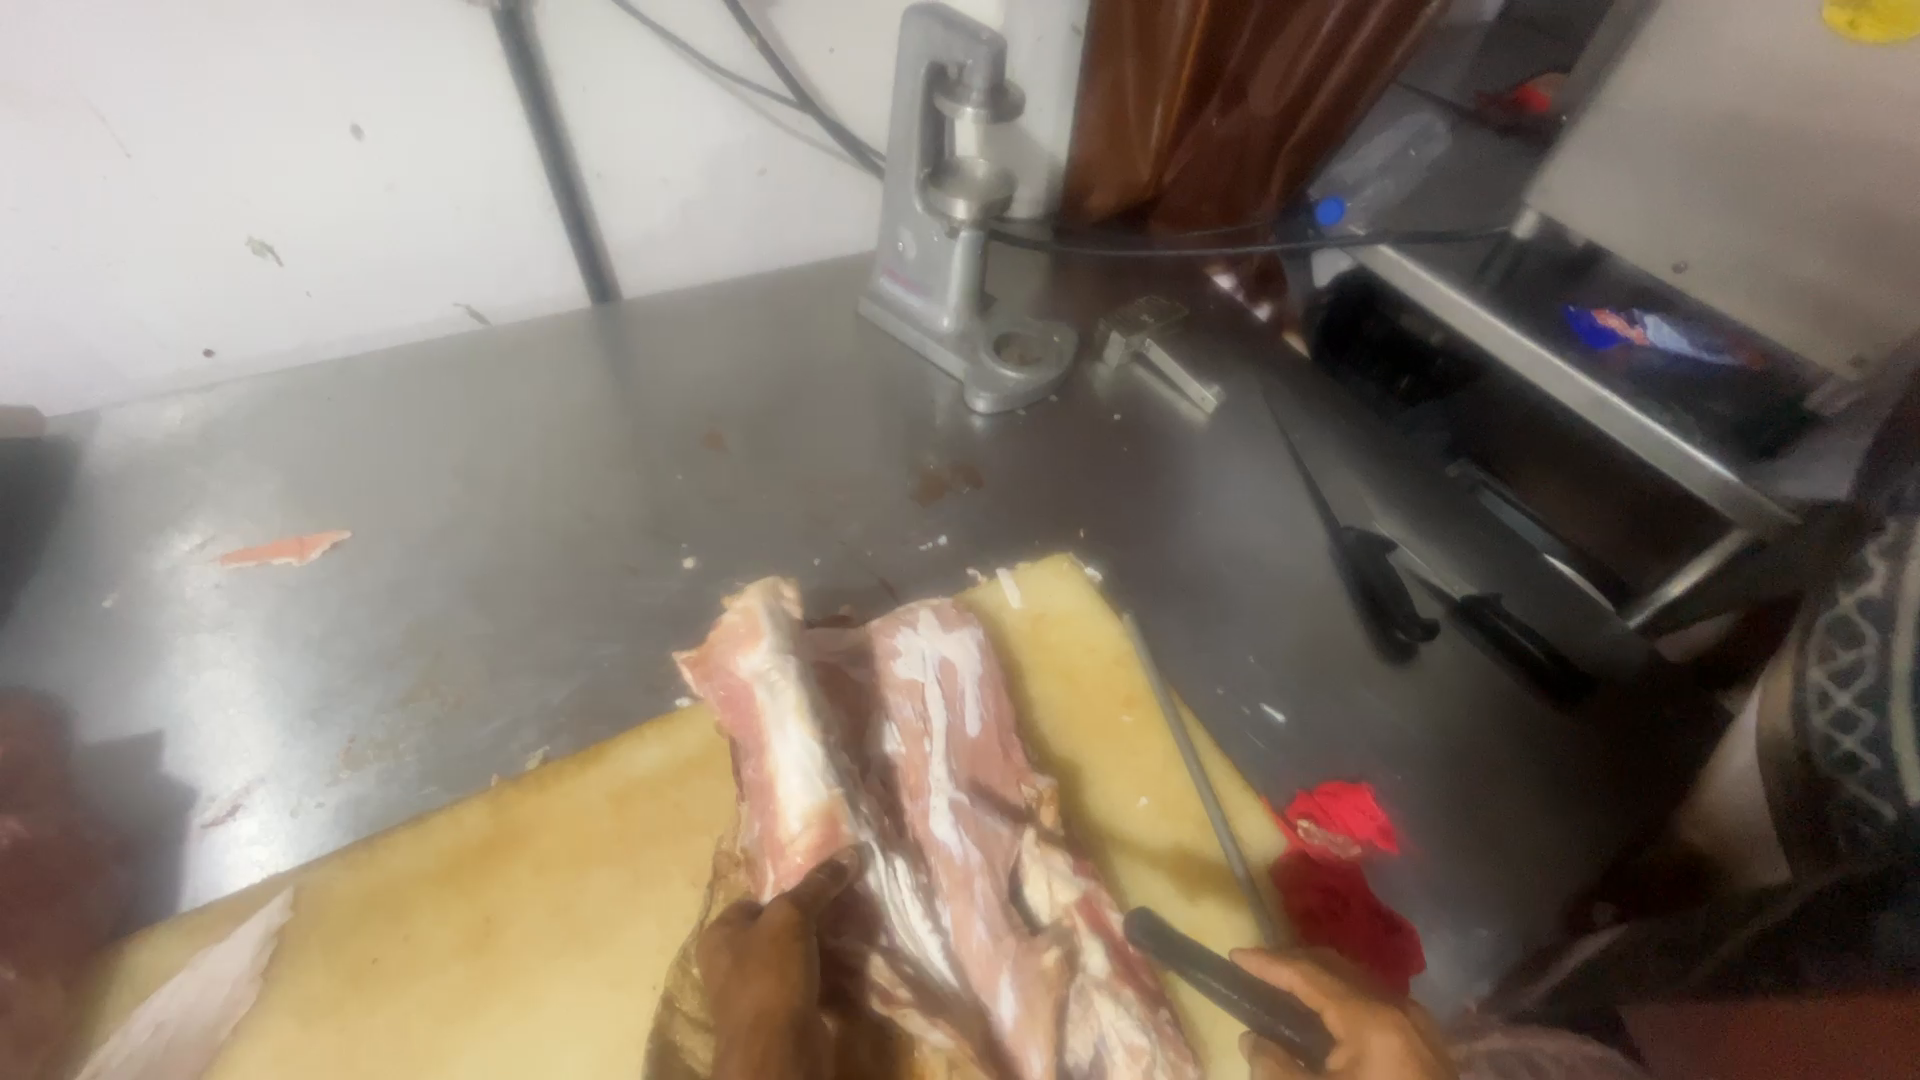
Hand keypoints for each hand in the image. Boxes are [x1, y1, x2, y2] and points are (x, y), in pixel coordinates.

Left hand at [698, 848, 862, 1079]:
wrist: (777, 1054)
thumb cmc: (769, 976)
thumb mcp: (792, 916)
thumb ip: (819, 883)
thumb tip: (852, 850)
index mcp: (721, 934)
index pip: (757, 897)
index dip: (790, 886)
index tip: (827, 878)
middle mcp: (733, 962)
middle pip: (781, 925)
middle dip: (814, 914)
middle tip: (848, 898)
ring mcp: (759, 991)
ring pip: (799, 953)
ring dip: (826, 941)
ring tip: (858, 920)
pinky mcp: (785, 1013)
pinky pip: (811, 979)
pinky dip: (831, 969)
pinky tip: (856, 954)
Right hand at [1229, 947, 1454, 1079]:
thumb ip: (1274, 1067)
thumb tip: (1254, 1040)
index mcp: (1370, 1018)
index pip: (1307, 973)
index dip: (1267, 962)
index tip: (1234, 956)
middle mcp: (1398, 1008)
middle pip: (1334, 967)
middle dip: (1291, 963)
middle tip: (1255, 971)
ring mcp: (1418, 1027)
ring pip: (1356, 982)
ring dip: (1317, 980)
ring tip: (1283, 989)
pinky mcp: (1428, 1049)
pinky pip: (1374, 1004)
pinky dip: (1341, 1000)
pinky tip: (1324, 1019)